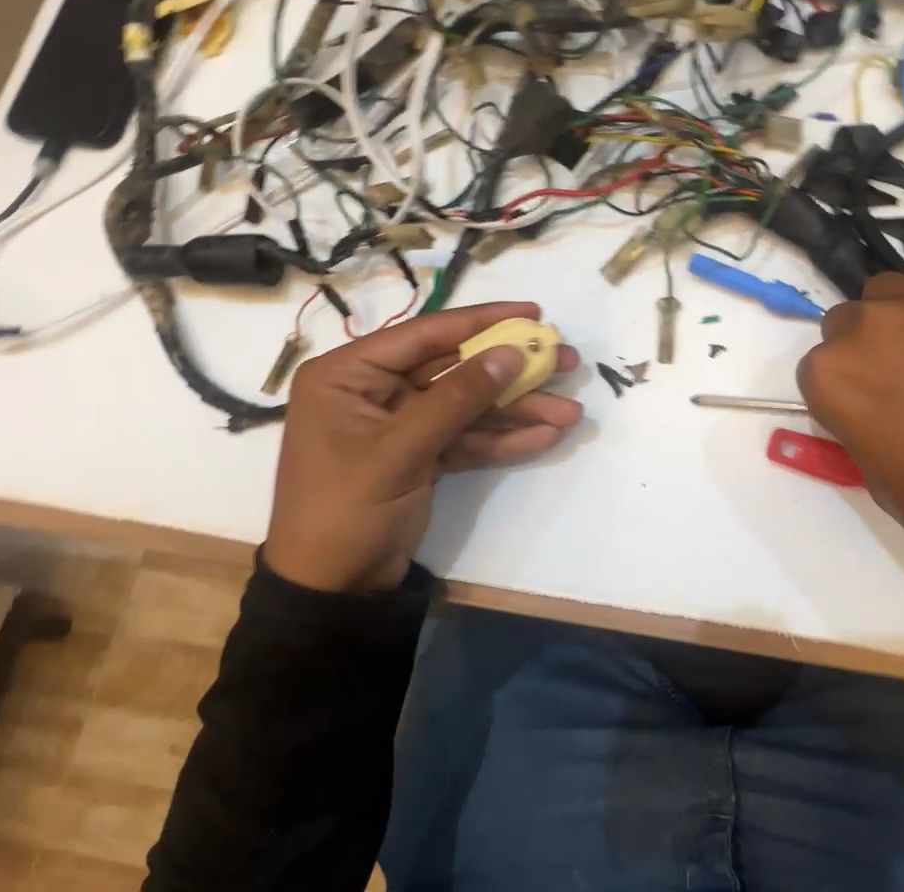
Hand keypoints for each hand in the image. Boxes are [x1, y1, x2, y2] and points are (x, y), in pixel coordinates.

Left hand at [264, 302, 581, 593]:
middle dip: (511, 370)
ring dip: (517, 410)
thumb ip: (458, 398)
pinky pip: (467, 437)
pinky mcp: (420, 456)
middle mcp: (373, 391)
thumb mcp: (401, 450)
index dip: (481, 322)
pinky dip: (503, 439)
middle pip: (454, 368)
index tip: (533, 313)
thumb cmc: (347, 510)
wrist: (333, 590)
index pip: (424, 335)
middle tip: (566, 362)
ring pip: (468, 405)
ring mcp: (399, 425)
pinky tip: (545, 436)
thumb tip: (511, 353)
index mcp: (348, 375)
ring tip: (570, 412)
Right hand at [798, 248, 903, 611]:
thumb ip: (860, 428)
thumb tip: (867, 405)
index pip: (816, 372)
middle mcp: (872, 327)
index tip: (871, 418)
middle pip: (847, 323)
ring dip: (902, 321)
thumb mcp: (886, 487)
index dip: (843, 399)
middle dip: (867, 355)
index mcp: (837, 379)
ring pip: (889, 292)